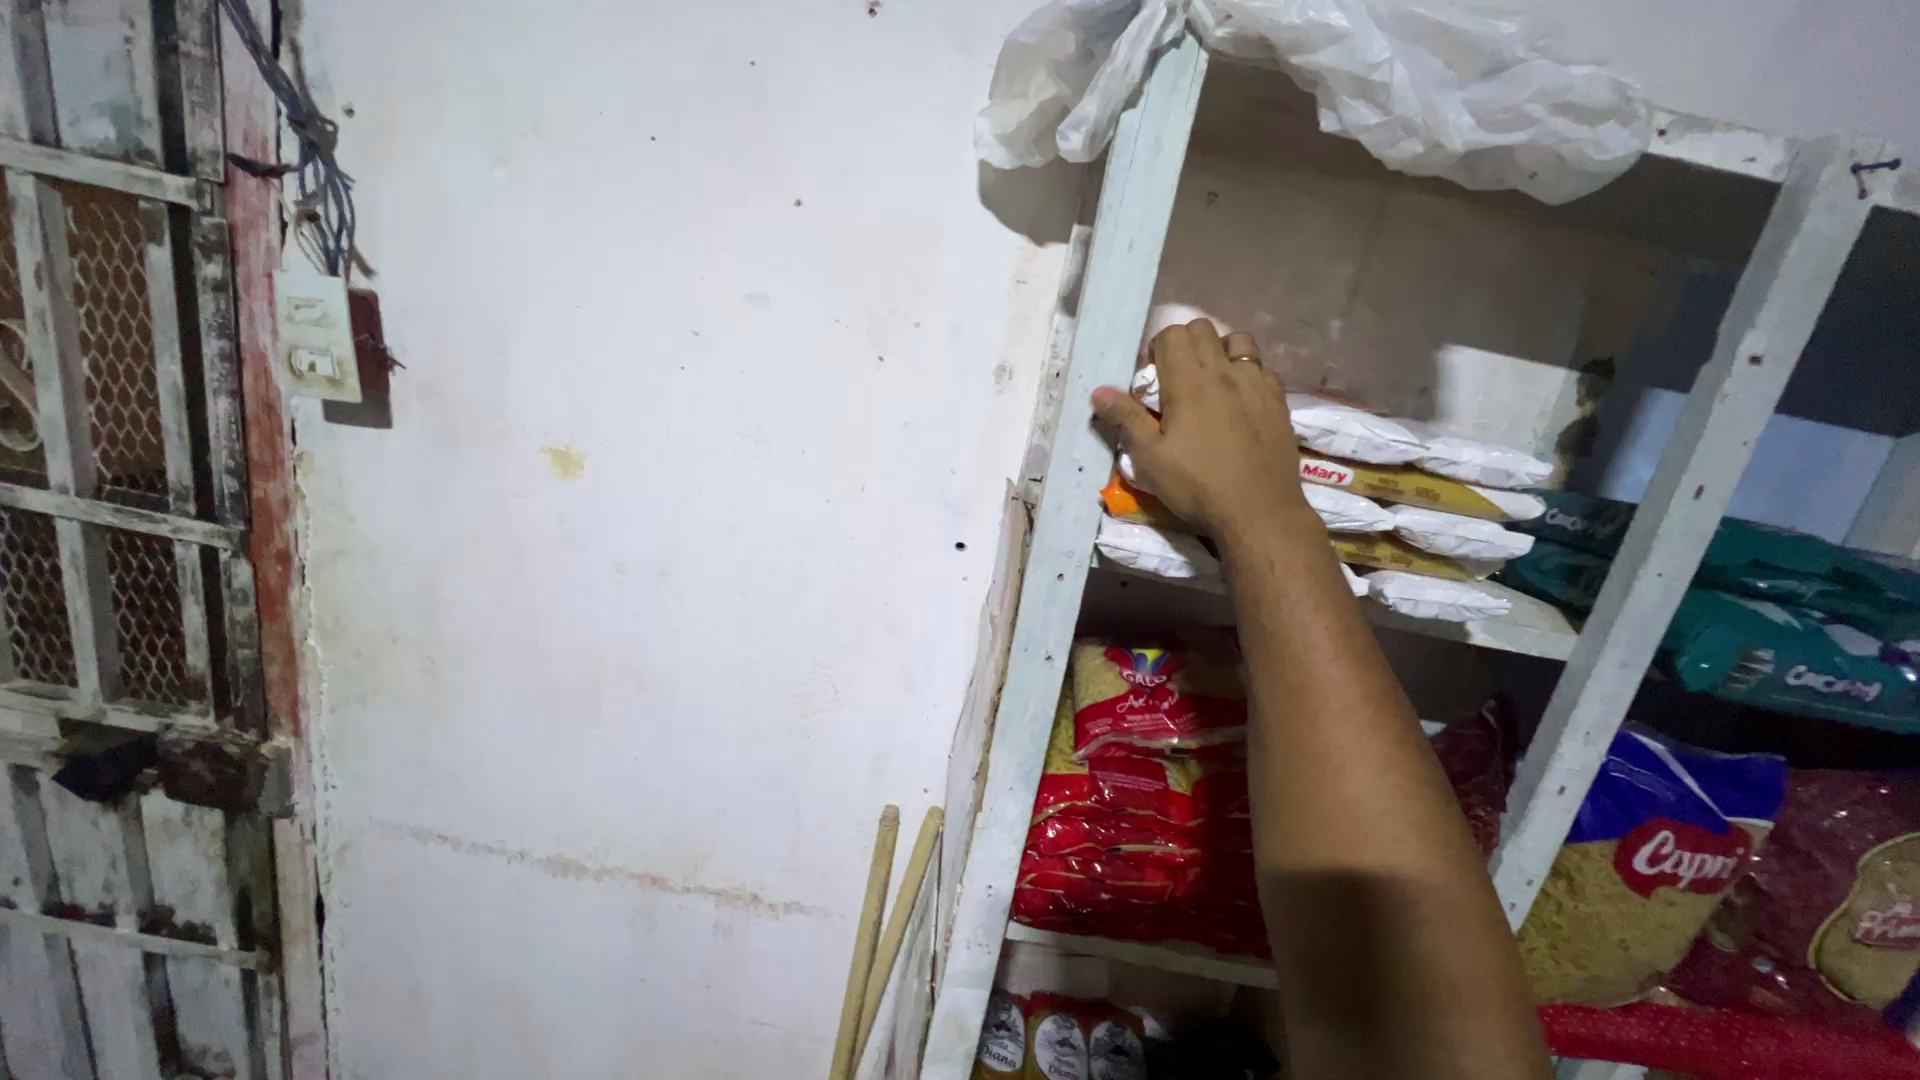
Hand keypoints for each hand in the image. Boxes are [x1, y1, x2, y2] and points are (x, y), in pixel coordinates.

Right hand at [1092, 320, 1310, 541]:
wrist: (1258, 511)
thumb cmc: (1197, 486)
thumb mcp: (1150, 459)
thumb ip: (1126, 419)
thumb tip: (1099, 392)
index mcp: (1189, 383)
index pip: (1172, 335)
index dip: (1157, 350)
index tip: (1153, 381)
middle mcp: (1224, 372)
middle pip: (1203, 329)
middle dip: (1184, 345)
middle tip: (1176, 380)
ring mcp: (1257, 383)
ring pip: (1237, 340)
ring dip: (1219, 351)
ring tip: (1211, 383)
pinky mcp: (1278, 400)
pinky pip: (1262, 367)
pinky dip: (1246, 372)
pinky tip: (1239, 400)